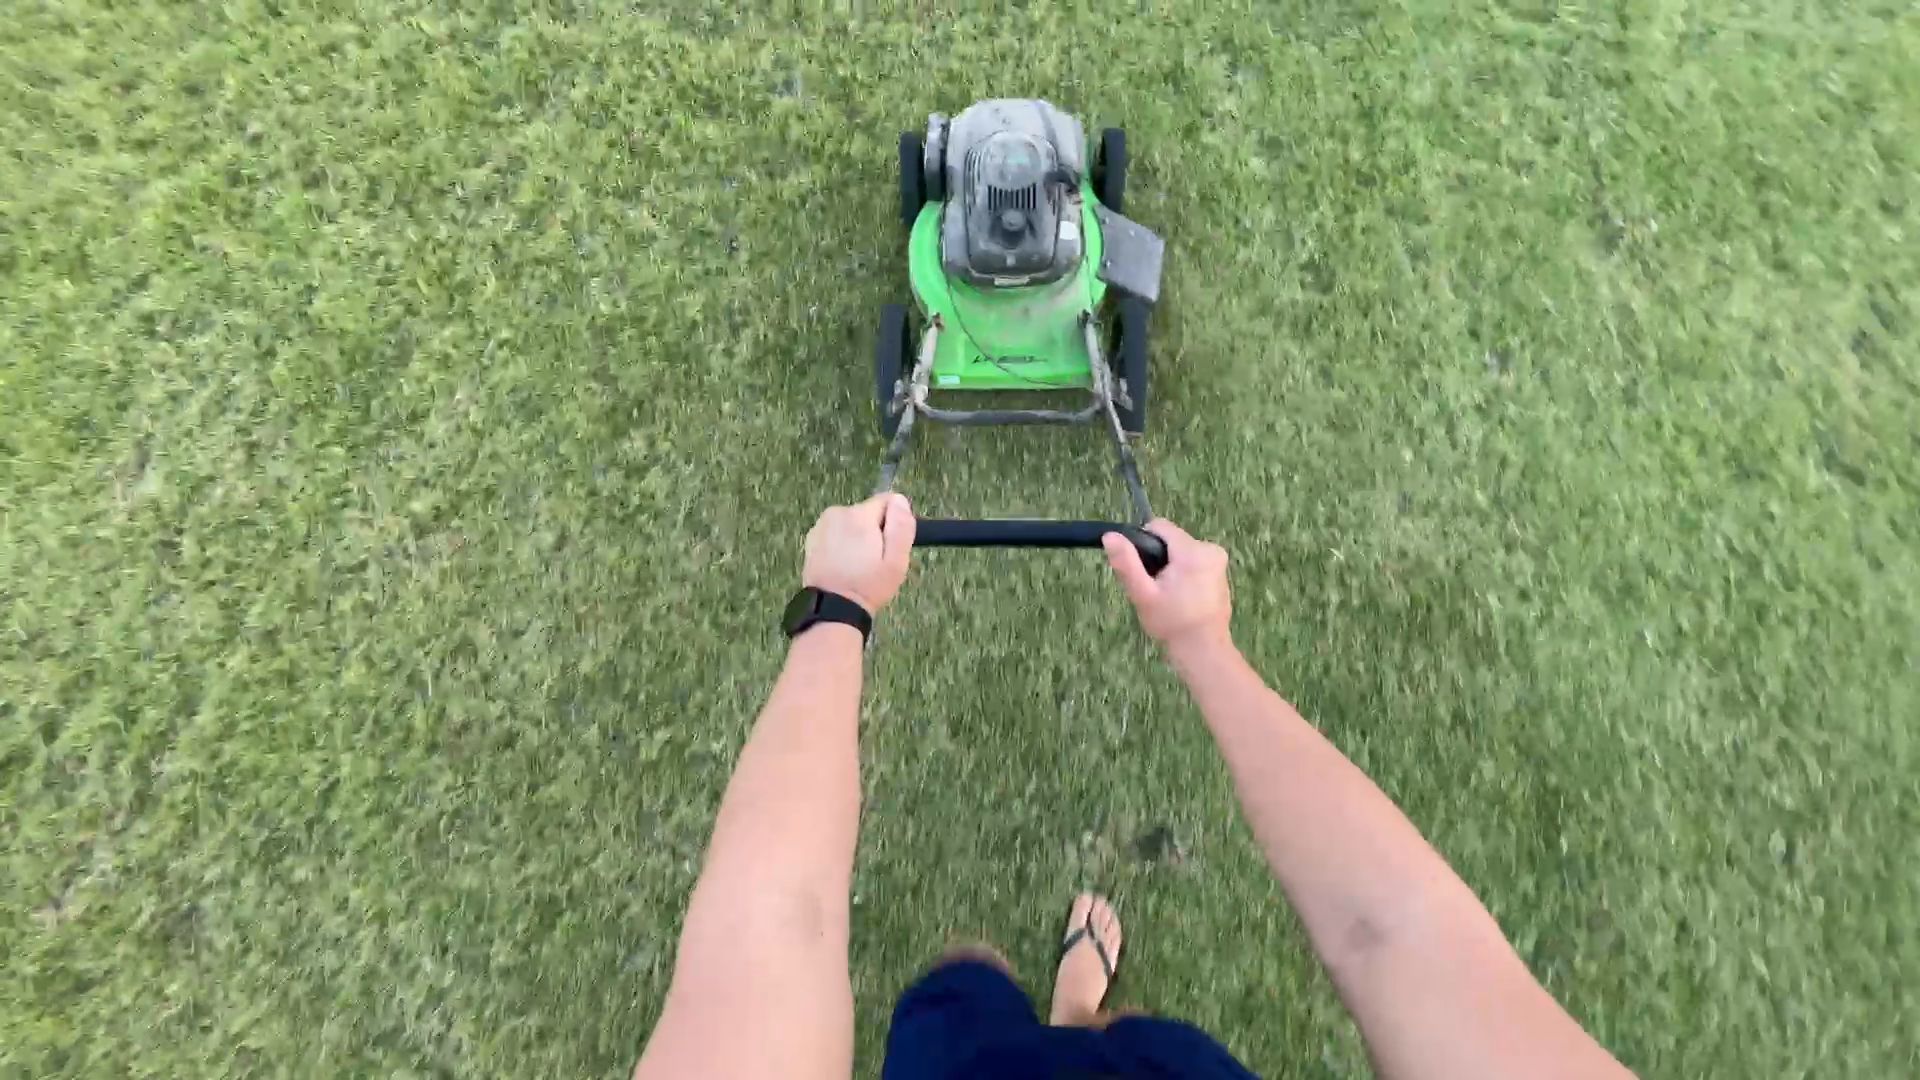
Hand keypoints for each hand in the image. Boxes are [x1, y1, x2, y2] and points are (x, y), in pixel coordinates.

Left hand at [801, 494, 916, 614]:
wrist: (833, 609)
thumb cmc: (868, 586)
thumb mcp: (896, 561)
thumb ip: (901, 526)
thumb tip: (900, 500)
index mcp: (859, 515)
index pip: (888, 501)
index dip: (894, 523)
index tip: (889, 546)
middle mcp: (837, 513)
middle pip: (868, 512)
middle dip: (875, 531)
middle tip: (875, 560)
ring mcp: (821, 525)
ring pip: (852, 522)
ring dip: (858, 537)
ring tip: (858, 564)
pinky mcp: (812, 538)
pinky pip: (836, 532)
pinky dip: (841, 543)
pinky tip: (843, 564)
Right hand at [1102, 519, 1232, 655]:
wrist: (1203, 650)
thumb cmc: (1171, 623)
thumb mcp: (1143, 594)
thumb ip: (1126, 563)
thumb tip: (1109, 535)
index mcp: (1193, 551)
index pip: (1159, 527)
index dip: (1144, 544)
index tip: (1143, 570)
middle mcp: (1211, 549)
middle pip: (1171, 540)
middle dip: (1158, 559)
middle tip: (1153, 588)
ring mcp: (1219, 561)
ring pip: (1181, 551)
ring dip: (1170, 567)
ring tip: (1167, 595)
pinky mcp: (1220, 572)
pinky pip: (1193, 562)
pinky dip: (1184, 574)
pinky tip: (1181, 597)